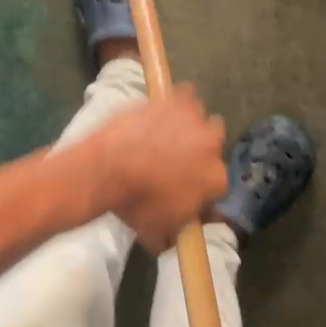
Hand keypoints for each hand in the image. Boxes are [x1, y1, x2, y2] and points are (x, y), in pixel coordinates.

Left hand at [86, 85, 228, 251]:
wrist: (109, 168)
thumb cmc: (134, 204)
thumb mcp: (160, 231)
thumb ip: (179, 227)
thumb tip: (180, 233)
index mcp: (216, 180)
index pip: (216, 179)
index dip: (200, 179)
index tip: (185, 180)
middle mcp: (213, 146)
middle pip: (214, 141)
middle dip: (200, 146)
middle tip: (176, 153)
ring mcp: (195, 119)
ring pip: (200, 116)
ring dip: (188, 121)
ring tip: (167, 129)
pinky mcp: (176, 99)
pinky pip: (185, 94)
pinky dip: (177, 100)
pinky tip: (162, 109)